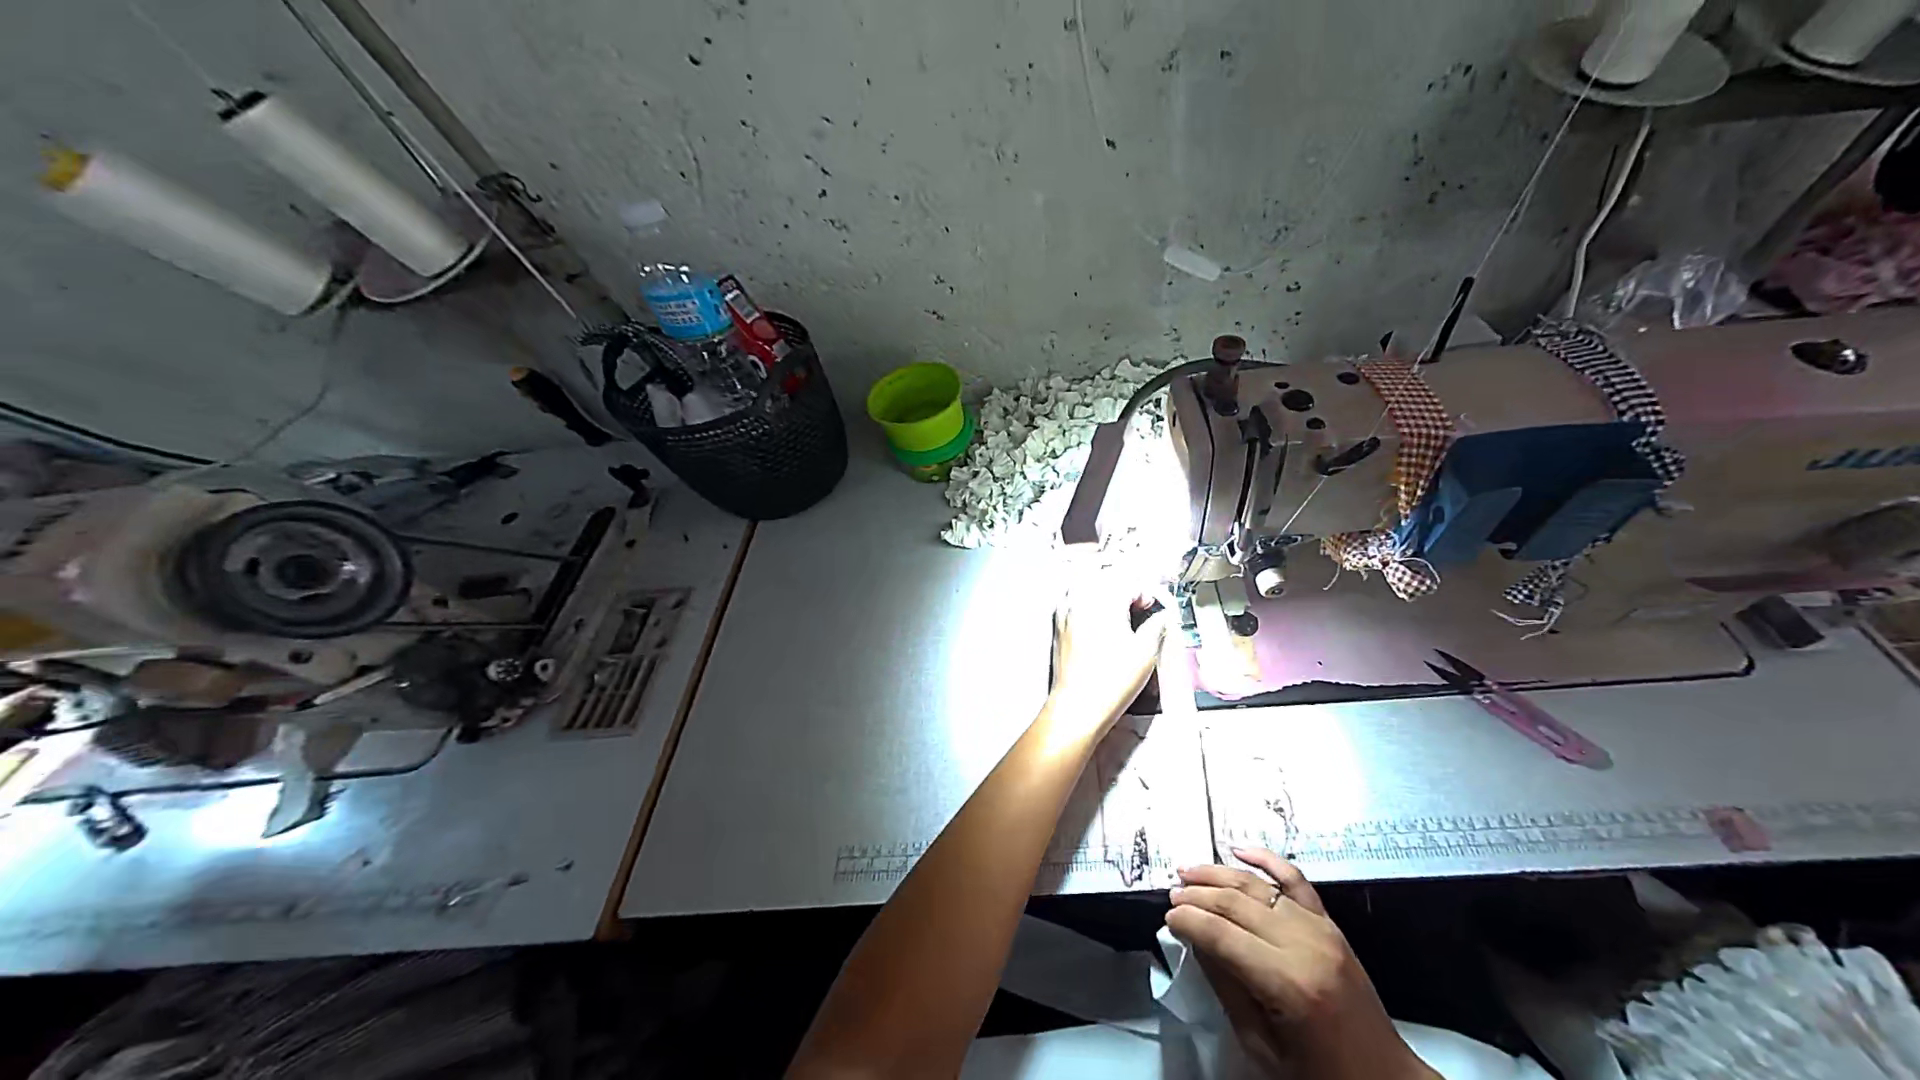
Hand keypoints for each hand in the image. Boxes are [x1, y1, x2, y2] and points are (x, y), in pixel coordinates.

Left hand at [1042, 579, 1169, 741]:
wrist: (1077, 705)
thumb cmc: (1109, 682)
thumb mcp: (1146, 652)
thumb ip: (1157, 625)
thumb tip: (1162, 616)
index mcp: (1104, 601)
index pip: (1129, 580)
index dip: (1147, 591)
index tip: (1154, 605)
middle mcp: (1080, 601)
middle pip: (1106, 576)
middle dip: (1126, 585)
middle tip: (1140, 602)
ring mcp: (1066, 611)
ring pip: (1086, 583)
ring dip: (1106, 589)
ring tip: (1121, 607)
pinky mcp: (1059, 625)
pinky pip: (1074, 598)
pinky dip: (1088, 600)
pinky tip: (1099, 617)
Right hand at [1167, 848, 1438, 1079]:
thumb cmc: (1319, 1074)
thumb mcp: (1262, 1046)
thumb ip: (1226, 987)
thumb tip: (1195, 940)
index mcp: (1288, 984)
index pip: (1222, 935)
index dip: (1188, 922)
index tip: (1167, 919)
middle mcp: (1305, 946)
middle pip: (1236, 904)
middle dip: (1197, 896)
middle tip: (1172, 896)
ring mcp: (1321, 930)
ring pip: (1259, 886)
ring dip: (1219, 875)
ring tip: (1188, 873)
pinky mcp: (1331, 925)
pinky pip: (1296, 880)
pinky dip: (1266, 860)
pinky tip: (1239, 850)